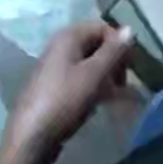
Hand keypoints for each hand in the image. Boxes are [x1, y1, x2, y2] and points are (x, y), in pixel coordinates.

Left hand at [0, 21, 132, 163]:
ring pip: (89, 62)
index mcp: (69, 36)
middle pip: (96, 43)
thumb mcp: (94, 75)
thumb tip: (129, 28)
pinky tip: (103, 103)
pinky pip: (81, 77)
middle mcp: (61, 44)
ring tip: (117, 97)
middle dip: (114, 61)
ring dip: (106, 76)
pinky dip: (95, 86)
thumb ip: (113, 52)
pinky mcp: (55, 85)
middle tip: (124, 85)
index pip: (102, 27)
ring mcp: (56, 65)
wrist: (31, 136)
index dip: (119, 45)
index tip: (131, 69)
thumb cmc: (65, 100)